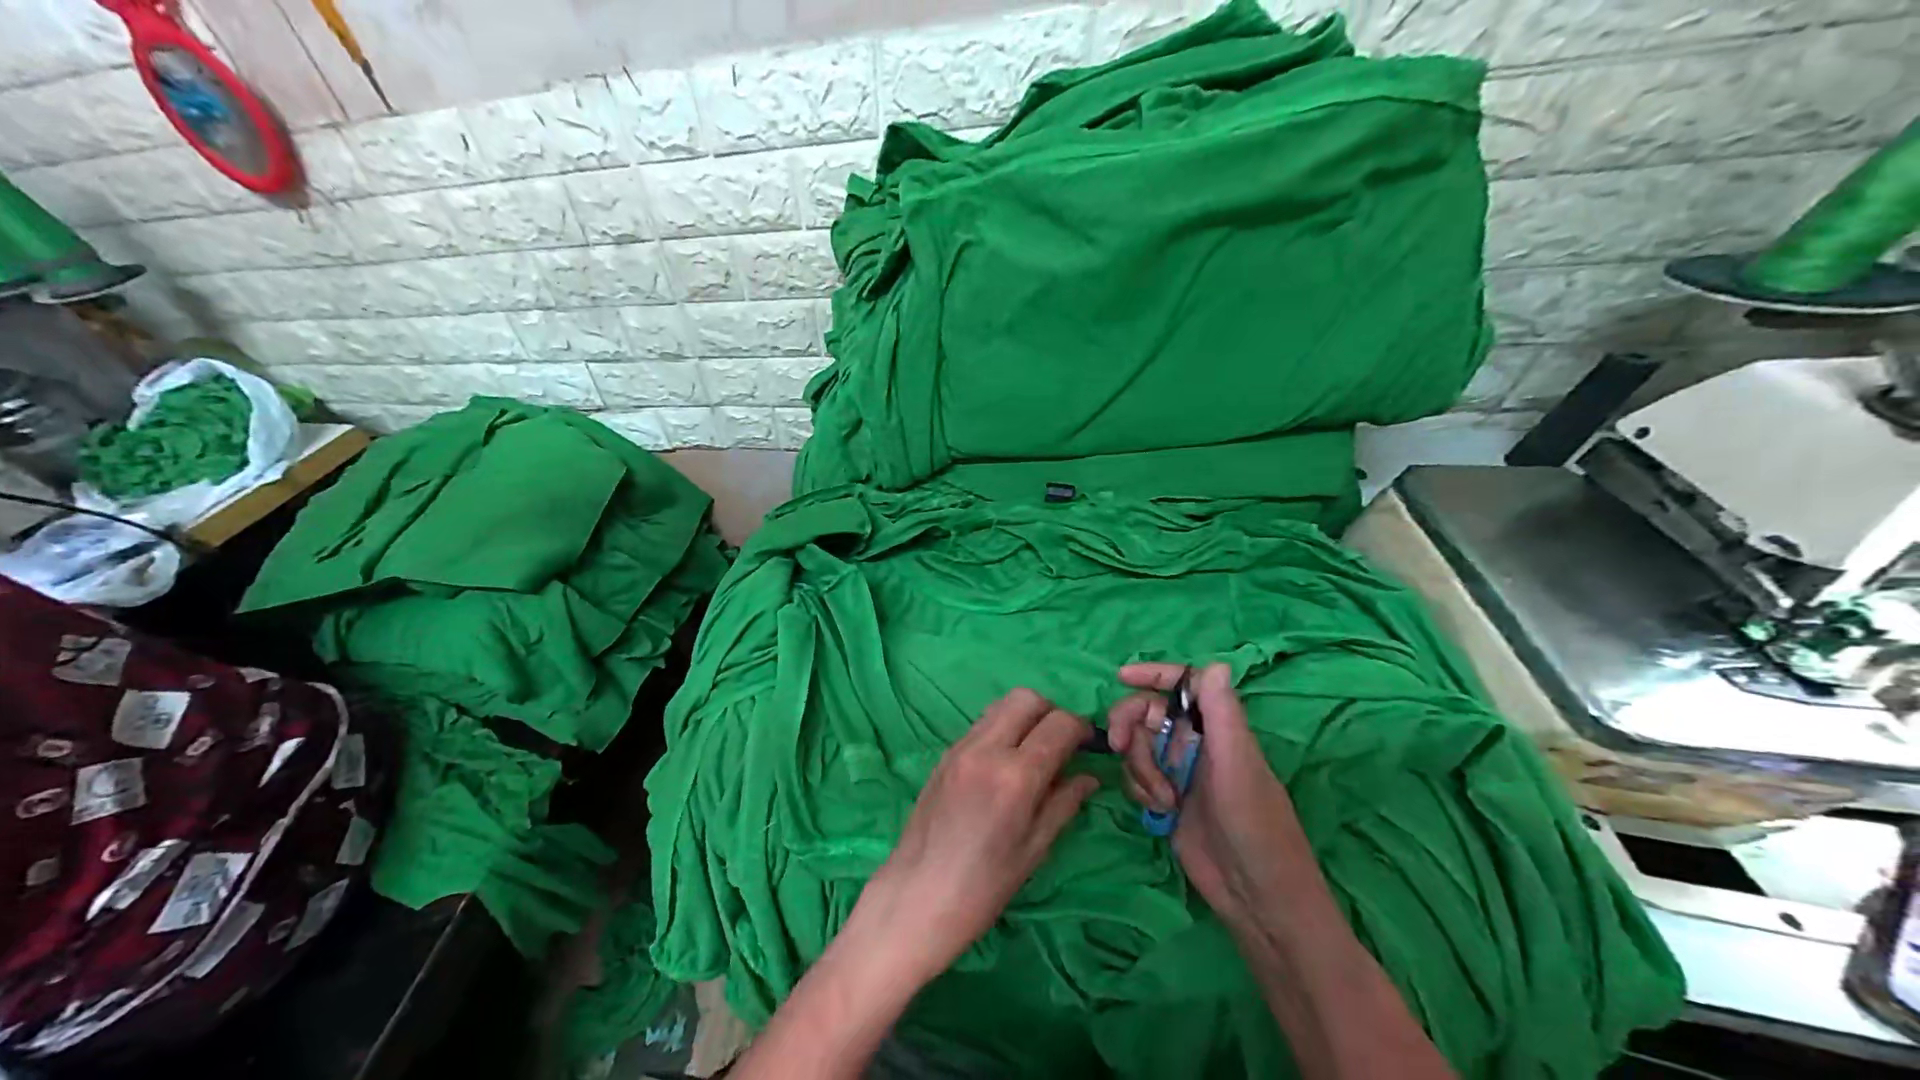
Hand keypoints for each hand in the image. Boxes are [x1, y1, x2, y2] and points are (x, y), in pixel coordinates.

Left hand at [853, 688, 1100, 983]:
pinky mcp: (945, 754)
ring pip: (1001, 705)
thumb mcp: (1035, 848)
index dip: (1081, 729)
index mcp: (1016, 776)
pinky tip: (1005, 763)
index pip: (1059, 724)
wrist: (918, 895)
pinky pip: (981, 724)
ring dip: (1025, 716)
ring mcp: (961, 748)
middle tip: (1061, 744)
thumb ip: (1064, 803)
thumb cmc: (985, 885)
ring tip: (1033, 752)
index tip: (1088, 746)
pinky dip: (1001, 729)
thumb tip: (1089, 777)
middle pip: (1027, 698)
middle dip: (1051, 713)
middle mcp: (987, 749)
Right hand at [1108, 663, 1323, 928]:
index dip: (1154, 674)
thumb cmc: (1255, 826)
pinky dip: (1139, 788)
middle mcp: (1198, 744)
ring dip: (1139, 766)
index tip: (1121, 676)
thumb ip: (1224, 714)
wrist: (1257, 896)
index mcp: (1220, 728)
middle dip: (1129, 725)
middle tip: (1118, 745)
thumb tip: (1216, 663)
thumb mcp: (1238, 766)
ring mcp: (1181, 772)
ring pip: (1138, 746)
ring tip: (1162, 799)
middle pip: (1148, 713)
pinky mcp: (1168, 799)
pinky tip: (1158, 810)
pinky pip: (1137, 777)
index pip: (1184, 685)